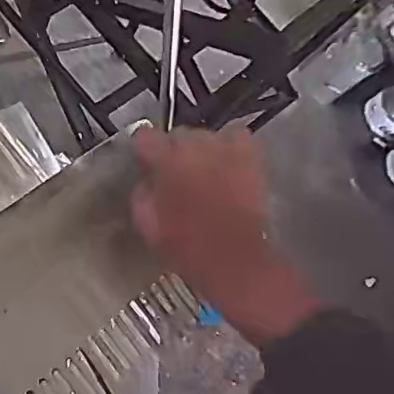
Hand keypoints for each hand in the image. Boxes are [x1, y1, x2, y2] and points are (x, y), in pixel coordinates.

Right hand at [131, 127, 319, 344]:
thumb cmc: (186, 245)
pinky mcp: (251, 157)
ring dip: (201, 150)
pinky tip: (226, 164)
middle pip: (178, 134)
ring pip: (207, 135)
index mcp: (166, 162)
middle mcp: (196, 147)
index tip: (146, 166)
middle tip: (174, 175)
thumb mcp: (147, 224)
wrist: (233, 260)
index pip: (146, 136)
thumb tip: (148, 180)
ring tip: (202, 172)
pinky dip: (229, 147)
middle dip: (173, 151)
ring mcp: (227, 149)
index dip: (144, 151)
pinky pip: (236, 137)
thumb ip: (142, 193)